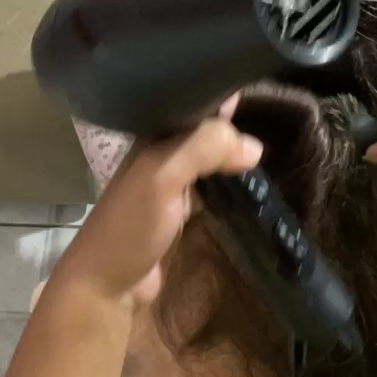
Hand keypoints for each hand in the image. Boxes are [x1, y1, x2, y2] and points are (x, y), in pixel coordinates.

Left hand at [51, 97, 263, 308]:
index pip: (190, 102)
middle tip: (270, 122)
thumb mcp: (163, 176)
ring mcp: (169, 184)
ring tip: (265, 150)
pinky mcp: (178, 211)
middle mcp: (159, 153)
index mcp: (150, 135)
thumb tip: (253, 146)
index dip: (219, 96)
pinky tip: (248, 183)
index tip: (252, 90)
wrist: (106, 286)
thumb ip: (203, 149)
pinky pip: (209, 187)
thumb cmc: (130, 224)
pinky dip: (227, 184)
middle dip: (230, 126)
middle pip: (202, 130)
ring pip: (207, 158)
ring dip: (231, 155)